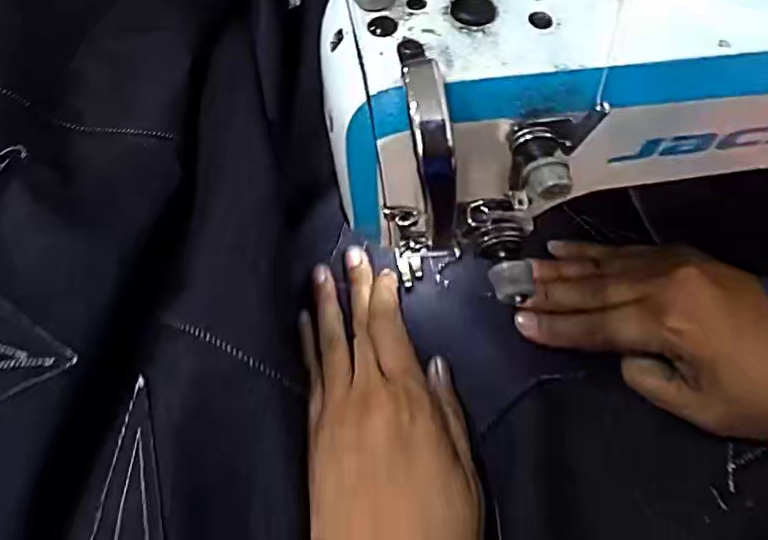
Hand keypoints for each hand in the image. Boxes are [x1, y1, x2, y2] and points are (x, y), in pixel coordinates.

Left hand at [302, 246, 480, 539]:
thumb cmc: (433, 529)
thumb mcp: (462, 471)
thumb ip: (449, 413)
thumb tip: (438, 367)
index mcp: (409, 400)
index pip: (393, 331)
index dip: (386, 297)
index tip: (382, 271)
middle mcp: (369, 398)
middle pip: (360, 329)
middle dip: (355, 288)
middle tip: (349, 254)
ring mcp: (337, 415)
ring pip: (331, 346)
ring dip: (325, 307)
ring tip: (319, 277)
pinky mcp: (316, 437)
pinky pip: (312, 377)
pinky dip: (308, 346)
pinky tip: (304, 327)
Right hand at [513, 241, 767, 442]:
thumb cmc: (762, 394)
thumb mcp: (701, 407)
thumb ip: (648, 377)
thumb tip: (621, 352)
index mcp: (666, 320)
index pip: (597, 325)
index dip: (556, 326)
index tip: (520, 320)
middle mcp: (662, 282)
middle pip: (594, 288)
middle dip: (551, 290)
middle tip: (512, 283)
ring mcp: (673, 262)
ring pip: (607, 264)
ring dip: (567, 266)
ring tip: (533, 263)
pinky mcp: (683, 255)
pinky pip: (629, 251)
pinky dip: (598, 251)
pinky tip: (574, 249)